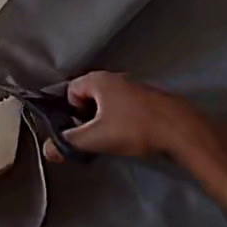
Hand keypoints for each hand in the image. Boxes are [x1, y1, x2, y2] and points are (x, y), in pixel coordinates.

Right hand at [43, 71, 206, 161]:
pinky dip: (122, 119)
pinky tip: (131, 135)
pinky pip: (125, 106)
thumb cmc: (134, 128)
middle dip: (87, 117)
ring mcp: (133, 85)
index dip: (69, 112)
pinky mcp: (148, 98)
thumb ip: (69, 143)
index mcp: (98, 79)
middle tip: (93, 138)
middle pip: (89, 96)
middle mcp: (114, 77)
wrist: (180, 129)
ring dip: (105, 119)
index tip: (78, 131)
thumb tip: (46, 150)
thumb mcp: (97, 138)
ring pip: (108, 102)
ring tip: (112, 139)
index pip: (70, 91)